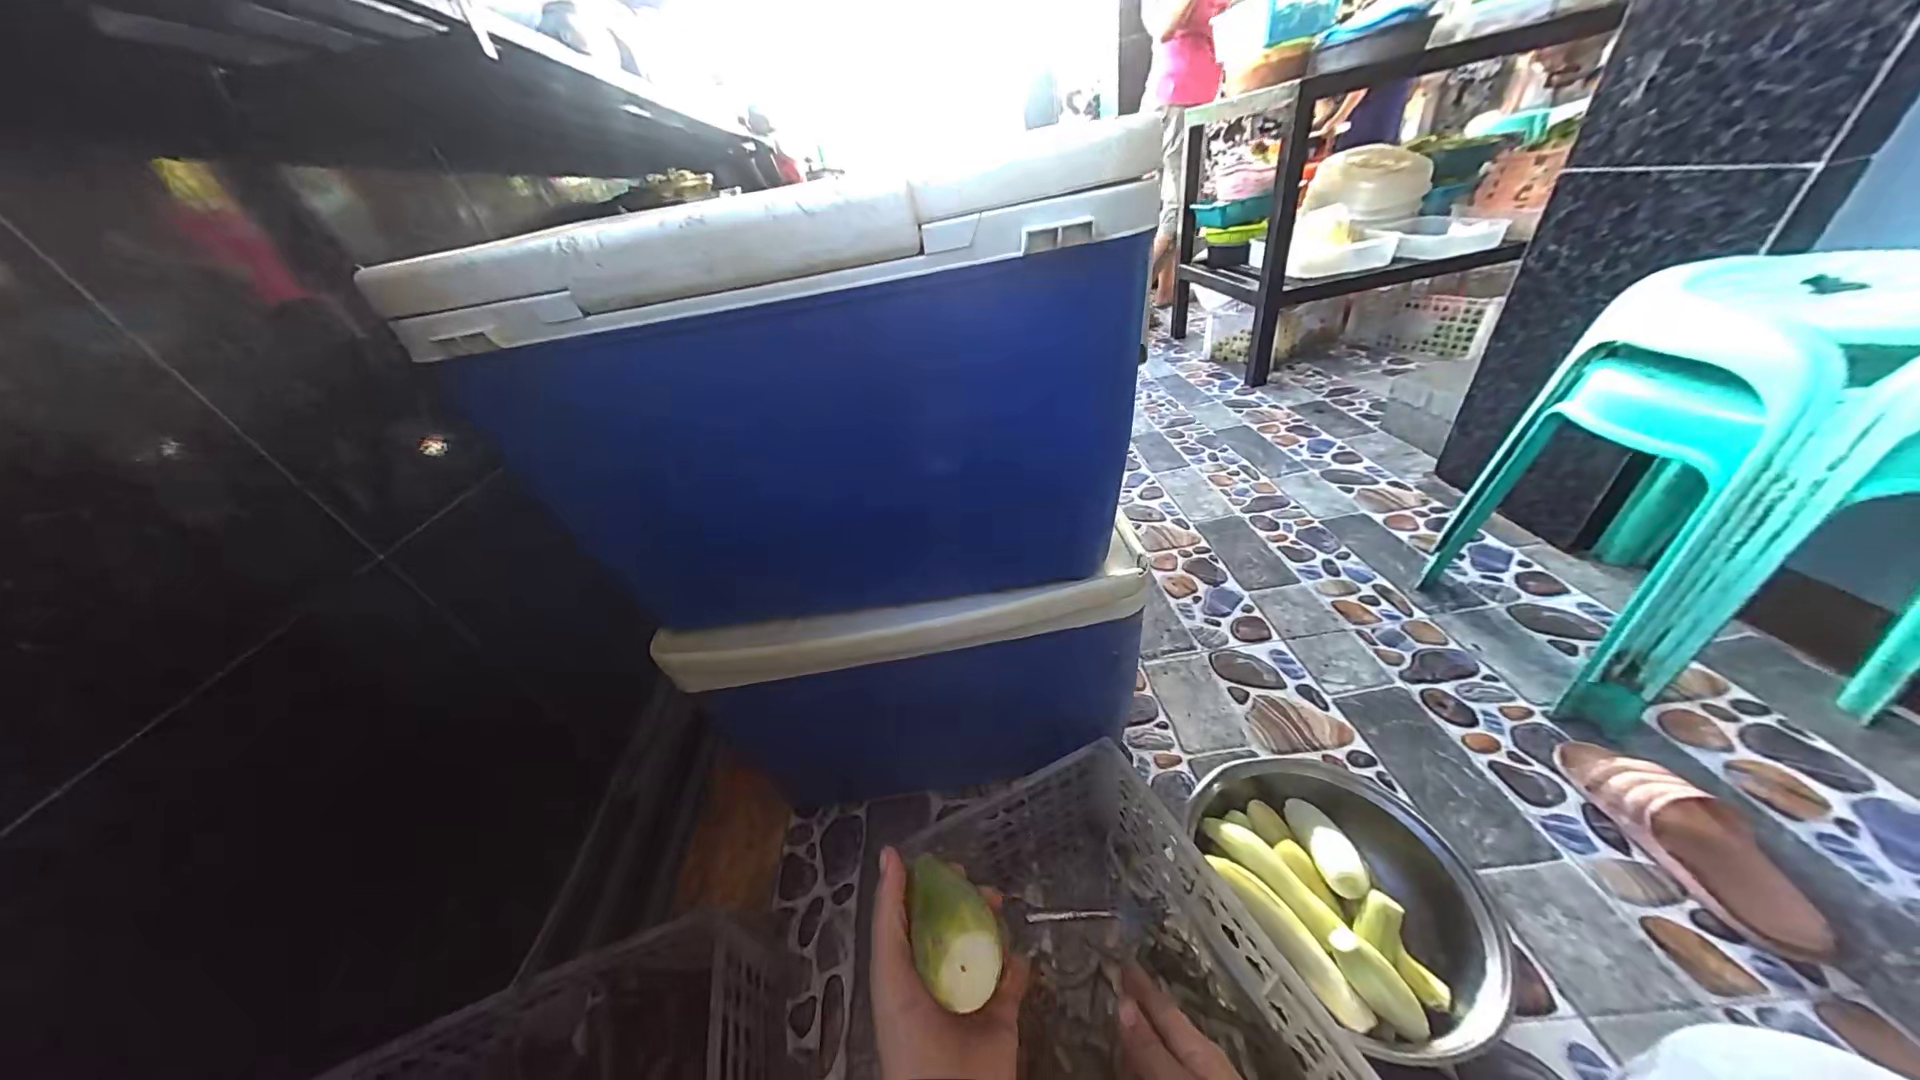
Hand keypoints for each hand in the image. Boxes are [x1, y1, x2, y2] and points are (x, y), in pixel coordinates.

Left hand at [869, 846, 1030, 1079]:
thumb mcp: (890, 968)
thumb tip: (889, 854)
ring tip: (997, 912)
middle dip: (970, 899)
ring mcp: (973, 992)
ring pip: (989, 943)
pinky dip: (1017, 965)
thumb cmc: (908, 1034)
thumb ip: (889, 913)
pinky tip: (1013, 961)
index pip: (919, 912)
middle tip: (979, 888)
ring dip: (995, 924)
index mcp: (908, 963)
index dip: (933, 885)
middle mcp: (939, 973)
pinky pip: (1015, 978)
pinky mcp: (1002, 1013)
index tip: (949, 866)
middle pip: (958, 922)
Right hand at [1117, 963, 1244, 1079]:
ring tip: (1123, 1018)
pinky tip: (1143, 1066)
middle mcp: (1202, 1059)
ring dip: (1146, 1032)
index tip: (1120, 957)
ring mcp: (1205, 1079)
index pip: (1161, 1004)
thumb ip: (1152, 1049)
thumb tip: (1122, 1003)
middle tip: (1117, 981)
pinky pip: (1170, 1068)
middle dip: (1142, 1003)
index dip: (1139, 981)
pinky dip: (1151, 1061)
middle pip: (1165, 1023)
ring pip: (1168, 1047)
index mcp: (1197, 1046)